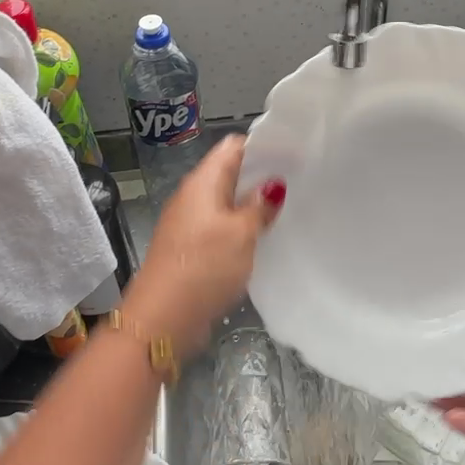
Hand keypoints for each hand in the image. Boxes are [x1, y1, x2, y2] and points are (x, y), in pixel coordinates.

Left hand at [121, 135, 284, 352]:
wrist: (162, 318)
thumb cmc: (202, 267)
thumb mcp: (240, 234)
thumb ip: (259, 207)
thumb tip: (273, 185)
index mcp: (202, 183)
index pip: (233, 147)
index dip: (264, 146)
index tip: (296, 155)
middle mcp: (194, 198)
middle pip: (231, 174)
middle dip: (263, 177)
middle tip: (302, 184)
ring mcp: (191, 225)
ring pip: (228, 204)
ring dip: (254, 207)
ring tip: (291, 211)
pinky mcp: (192, 250)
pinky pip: (222, 229)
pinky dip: (243, 231)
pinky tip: (265, 242)